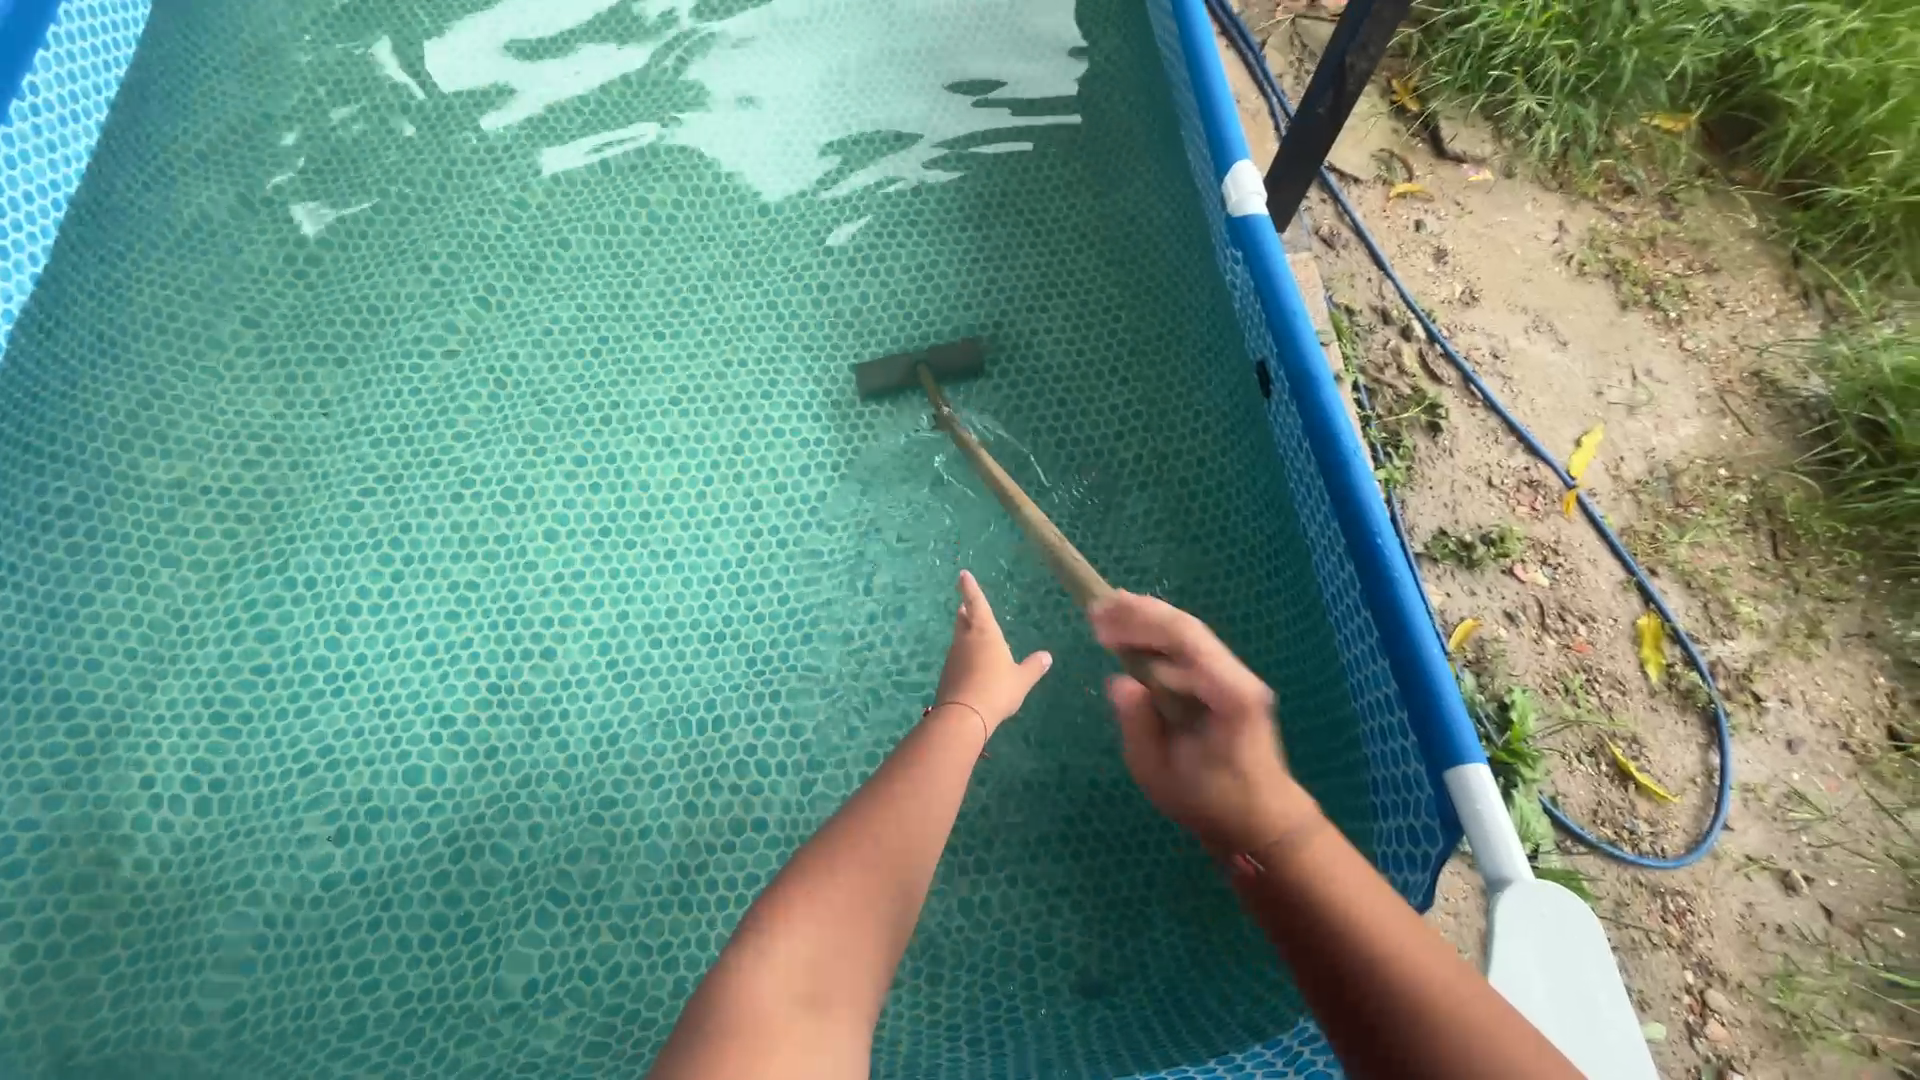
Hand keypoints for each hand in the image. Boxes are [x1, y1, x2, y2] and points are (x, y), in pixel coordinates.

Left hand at [933, 571, 1051, 736]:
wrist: (963, 716)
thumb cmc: (997, 690)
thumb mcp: (1021, 679)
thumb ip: (1033, 667)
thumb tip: (1047, 656)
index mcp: (985, 633)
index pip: (977, 603)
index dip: (970, 588)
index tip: (962, 574)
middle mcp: (966, 640)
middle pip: (964, 620)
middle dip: (967, 611)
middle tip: (966, 606)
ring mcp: (954, 657)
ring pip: (960, 639)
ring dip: (965, 634)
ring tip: (973, 634)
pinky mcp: (948, 674)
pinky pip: (958, 658)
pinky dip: (965, 656)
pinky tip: (972, 666)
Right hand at [1089, 591, 1318, 854]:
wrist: (1262, 822)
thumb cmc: (1210, 802)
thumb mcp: (1159, 772)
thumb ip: (1138, 724)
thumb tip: (1120, 681)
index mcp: (1229, 694)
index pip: (1185, 640)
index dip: (1140, 623)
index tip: (1101, 621)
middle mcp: (1238, 677)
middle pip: (1188, 629)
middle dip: (1140, 614)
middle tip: (1097, 607)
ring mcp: (1236, 678)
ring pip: (1190, 636)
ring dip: (1148, 622)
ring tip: (1107, 613)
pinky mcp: (1227, 685)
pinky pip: (1191, 652)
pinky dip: (1159, 639)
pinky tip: (1133, 636)